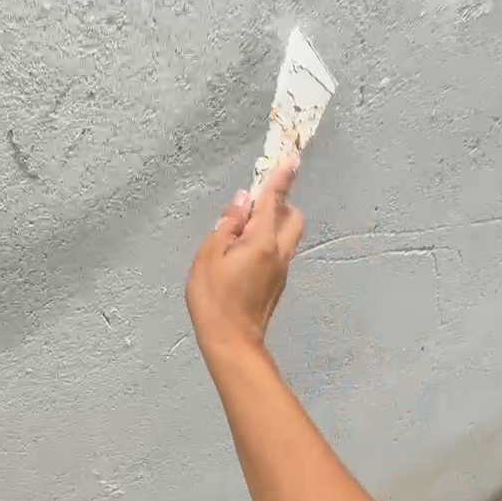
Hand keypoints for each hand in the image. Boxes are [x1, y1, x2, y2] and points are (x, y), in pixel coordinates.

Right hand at [186, 160, 304, 355]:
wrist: (231, 341)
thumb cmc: (214, 299)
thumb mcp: (209, 256)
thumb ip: (228, 224)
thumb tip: (242, 201)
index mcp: (262, 242)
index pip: (274, 201)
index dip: (281, 178)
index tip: (291, 159)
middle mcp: (278, 253)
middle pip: (293, 218)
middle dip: (281, 204)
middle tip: (254, 205)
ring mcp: (281, 270)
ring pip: (286, 236)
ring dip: (271, 225)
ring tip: (238, 234)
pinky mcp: (277, 284)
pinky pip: (277, 253)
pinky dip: (266, 244)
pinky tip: (241, 256)